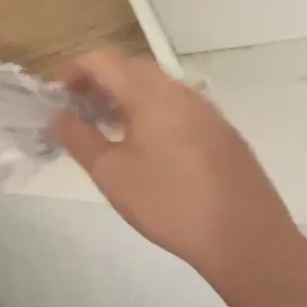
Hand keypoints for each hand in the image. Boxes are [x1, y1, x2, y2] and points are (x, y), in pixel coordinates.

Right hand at [49, 50, 305, 288]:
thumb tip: (58, 115)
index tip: (56, 94)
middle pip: (130, 67)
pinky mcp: (224, 135)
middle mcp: (182, 94)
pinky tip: (146, 147)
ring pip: (157, 86)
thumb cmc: (171, 205)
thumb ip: (77, 137)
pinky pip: (178, 106)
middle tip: (77, 108)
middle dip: (97, 80)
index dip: (72, 70)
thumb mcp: (110, 173)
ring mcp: (208, 113)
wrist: (251, 246)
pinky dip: (152, 111)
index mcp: (151, 96)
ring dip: (125, 95)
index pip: (102, 60)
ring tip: (107, 127)